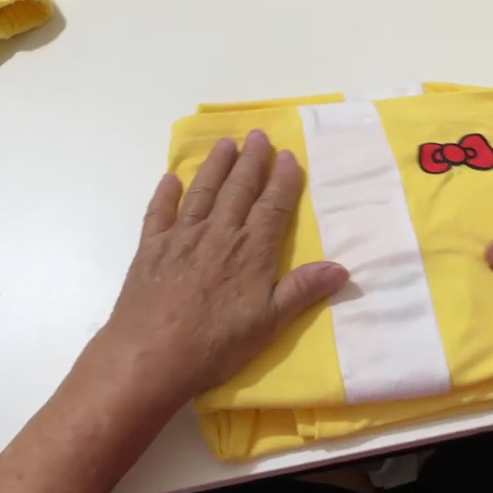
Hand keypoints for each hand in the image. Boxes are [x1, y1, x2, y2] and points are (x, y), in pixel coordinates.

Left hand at [90, 131, 348, 405]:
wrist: (150, 356)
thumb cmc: (215, 346)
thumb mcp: (268, 324)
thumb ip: (302, 292)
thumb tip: (341, 269)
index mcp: (251, 252)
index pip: (272, 207)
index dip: (282, 181)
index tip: (289, 157)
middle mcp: (218, 235)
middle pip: (238, 190)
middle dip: (251, 162)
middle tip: (258, 136)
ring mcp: (181, 239)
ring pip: (202, 192)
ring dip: (215, 166)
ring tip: (225, 144)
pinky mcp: (151, 249)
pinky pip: (159, 212)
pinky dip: (166, 193)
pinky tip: (172, 179)